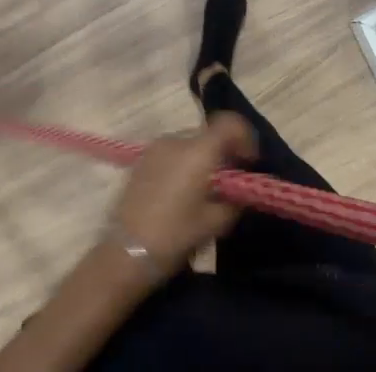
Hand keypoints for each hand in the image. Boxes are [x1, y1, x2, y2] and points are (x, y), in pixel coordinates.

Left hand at [110, 113, 257, 268]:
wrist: (125, 252)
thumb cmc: (175, 236)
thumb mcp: (215, 222)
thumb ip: (234, 200)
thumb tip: (240, 190)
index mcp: (197, 150)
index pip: (230, 123)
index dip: (246, 137)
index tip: (250, 162)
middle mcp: (176, 140)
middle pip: (209, 134)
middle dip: (224, 152)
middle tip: (231, 181)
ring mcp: (155, 147)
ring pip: (190, 143)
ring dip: (203, 158)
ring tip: (205, 189)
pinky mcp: (141, 159)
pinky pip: (172, 153)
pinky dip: (184, 163)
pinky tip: (182, 191)